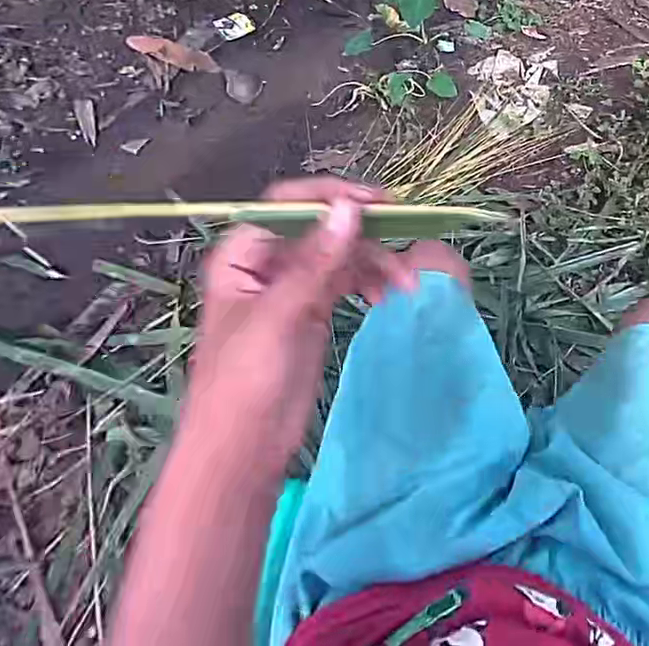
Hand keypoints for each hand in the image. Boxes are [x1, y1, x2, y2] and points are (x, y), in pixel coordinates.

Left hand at [186, 177, 404, 469]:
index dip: (330, 196)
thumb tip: (350, 208)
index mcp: (244, 253)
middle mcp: (269, 261)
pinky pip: (348, 279)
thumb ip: (316, 262)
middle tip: (404, 235)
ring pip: (342, 252)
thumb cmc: (244, 383)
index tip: (374, 202)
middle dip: (363, 232)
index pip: (289, 204)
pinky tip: (388, 296)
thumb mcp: (280, 317)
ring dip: (375, 261)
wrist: (242, 453)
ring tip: (405, 283)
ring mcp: (294, 284)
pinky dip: (371, 281)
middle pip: (323, 226)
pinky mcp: (314, 307)